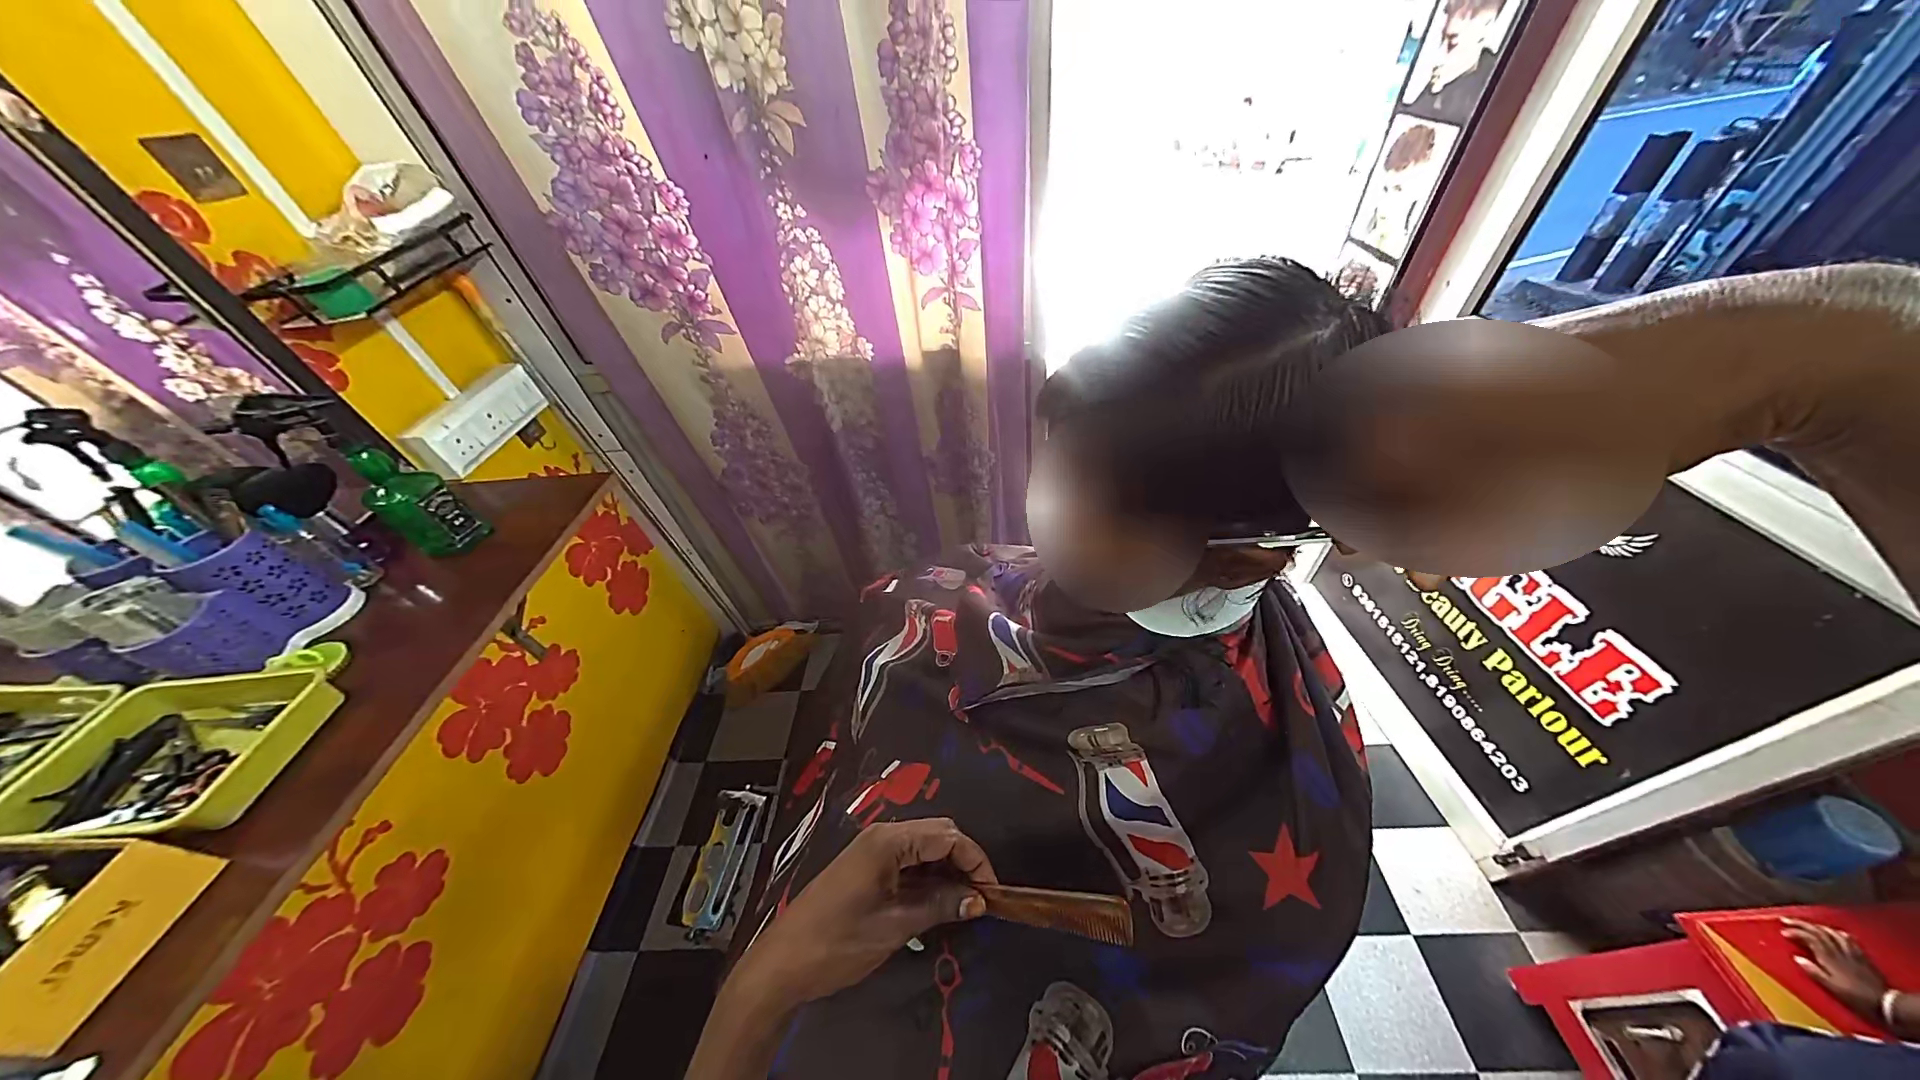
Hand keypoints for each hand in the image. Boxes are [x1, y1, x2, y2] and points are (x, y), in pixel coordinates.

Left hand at [734, 817, 996, 1008]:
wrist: (782, 964)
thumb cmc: (837, 942)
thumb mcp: (895, 926)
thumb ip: (939, 906)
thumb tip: (977, 900)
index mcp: (889, 841)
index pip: (948, 836)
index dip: (976, 861)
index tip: (991, 893)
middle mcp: (882, 836)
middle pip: (939, 834)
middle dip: (964, 861)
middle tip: (980, 898)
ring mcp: (873, 850)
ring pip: (925, 847)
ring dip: (946, 871)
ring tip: (962, 905)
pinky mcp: (867, 866)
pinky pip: (908, 861)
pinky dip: (928, 877)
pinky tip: (937, 902)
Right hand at [1783, 917, 1888, 1018]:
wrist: (1887, 1005)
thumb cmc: (1856, 997)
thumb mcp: (1832, 987)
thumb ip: (1814, 972)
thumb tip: (1797, 958)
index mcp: (1829, 959)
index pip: (1810, 938)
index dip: (1795, 932)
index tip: (1783, 932)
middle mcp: (1840, 952)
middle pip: (1820, 932)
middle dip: (1802, 924)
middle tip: (1787, 920)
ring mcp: (1853, 954)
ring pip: (1833, 934)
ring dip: (1818, 927)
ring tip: (1808, 924)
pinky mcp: (1863, 958)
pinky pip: (1850, 941)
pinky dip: (1839, 933)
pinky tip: (1836, 932)